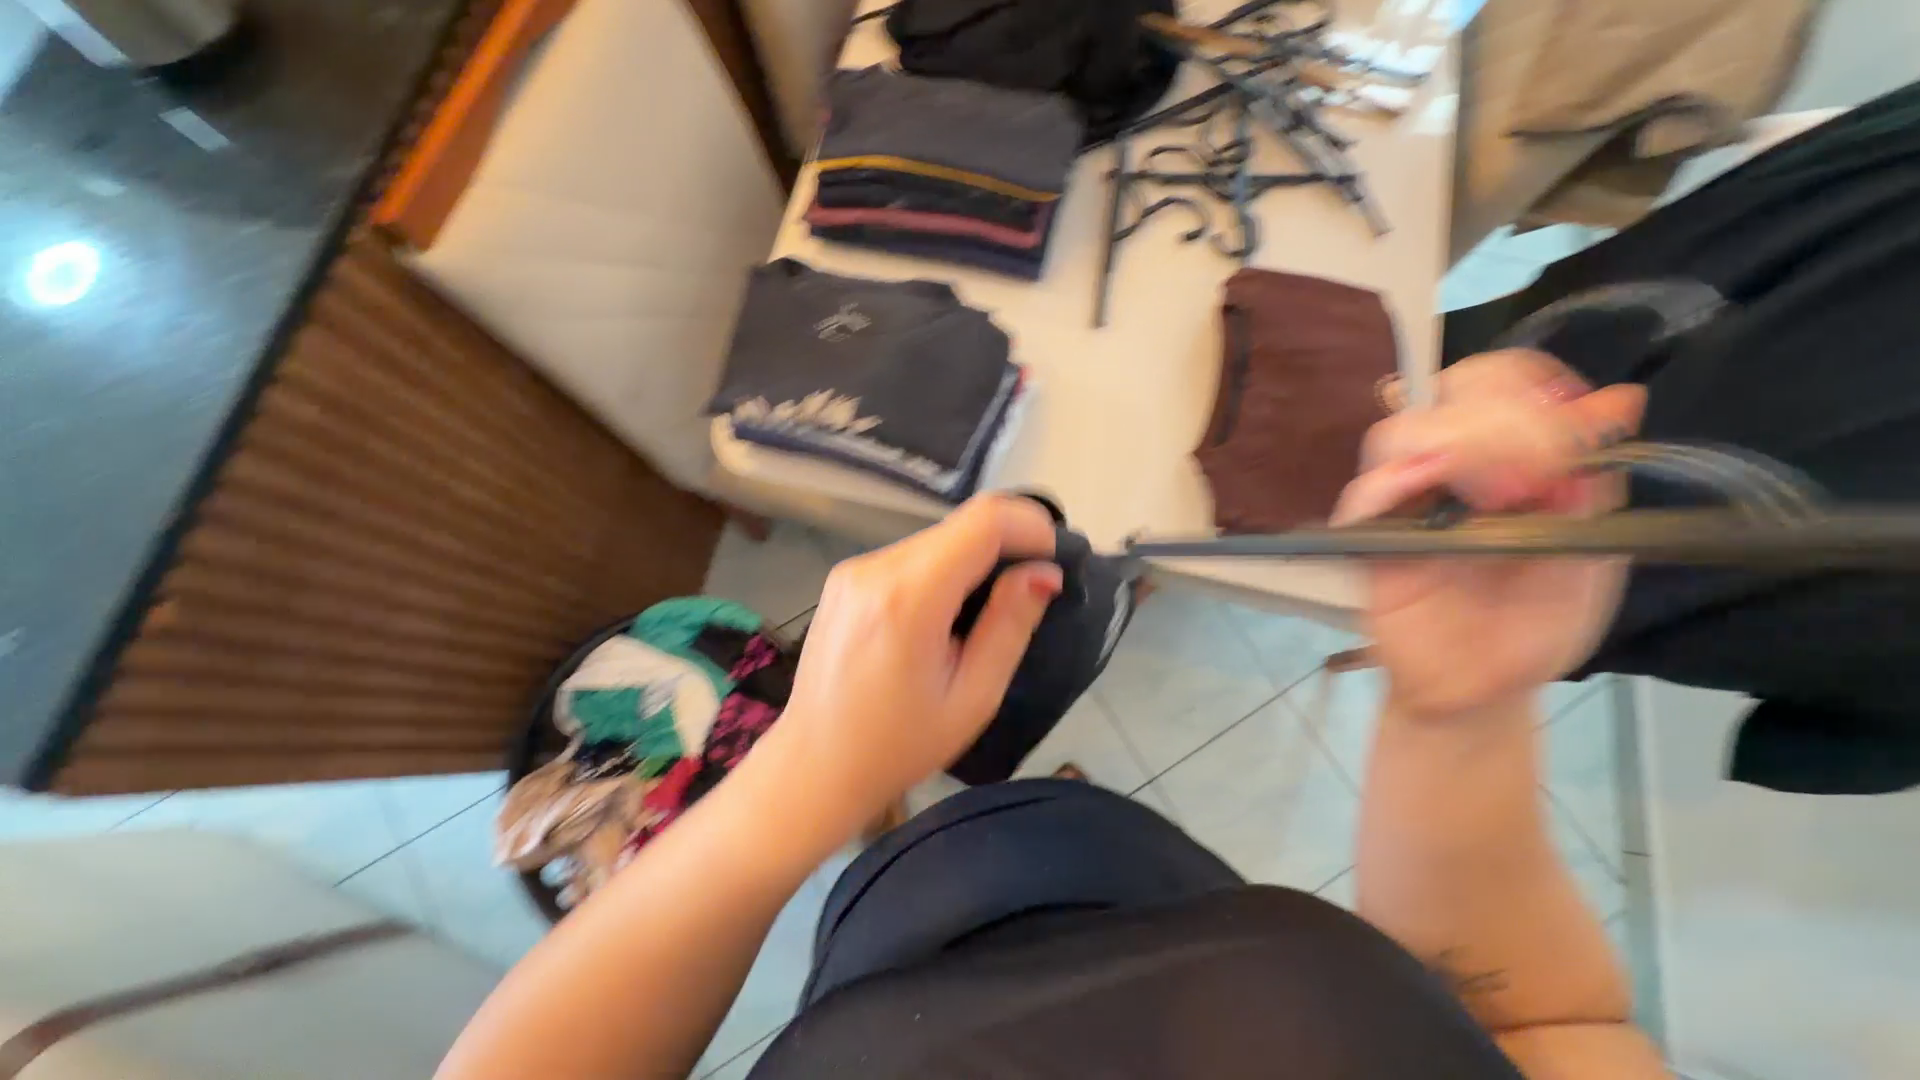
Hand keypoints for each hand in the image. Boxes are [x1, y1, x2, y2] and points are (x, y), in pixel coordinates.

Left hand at [766, 496, 1061, 833]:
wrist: (814, 766)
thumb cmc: (899, 745)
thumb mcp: (973, 696)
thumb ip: (1010, 624)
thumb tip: (1044, 571)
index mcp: (909, 597)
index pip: (983, 521)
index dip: (1031, 526)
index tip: (1054, 562)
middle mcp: (875, 568)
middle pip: (960, 528)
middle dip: (1005, 548)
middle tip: (1031, 593)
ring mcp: (854, 569)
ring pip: (936, 540)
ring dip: (972, 562)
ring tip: (985, 616)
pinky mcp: (844, 579)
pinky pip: (910, 558)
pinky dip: (941, 573)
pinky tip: (943, 620)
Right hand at [1332, 351, 1646, 717]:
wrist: (1482, 691)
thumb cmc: (1533, 627)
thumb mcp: (1590, 554)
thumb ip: (1594, 484)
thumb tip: (1618, 402)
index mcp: (1502, 463)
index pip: (1501, 385)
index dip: (1532, 387)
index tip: (1572, 419)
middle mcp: (1447, 471)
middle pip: (1448, 395)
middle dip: (1500, 417)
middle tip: (1538, 467)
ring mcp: (1403, 502)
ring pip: (1401, 431)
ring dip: (1454, 443)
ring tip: (1498, 491)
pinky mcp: (1369, 541)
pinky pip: (1365, 494)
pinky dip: (1396, 481)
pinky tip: (1440, 493)